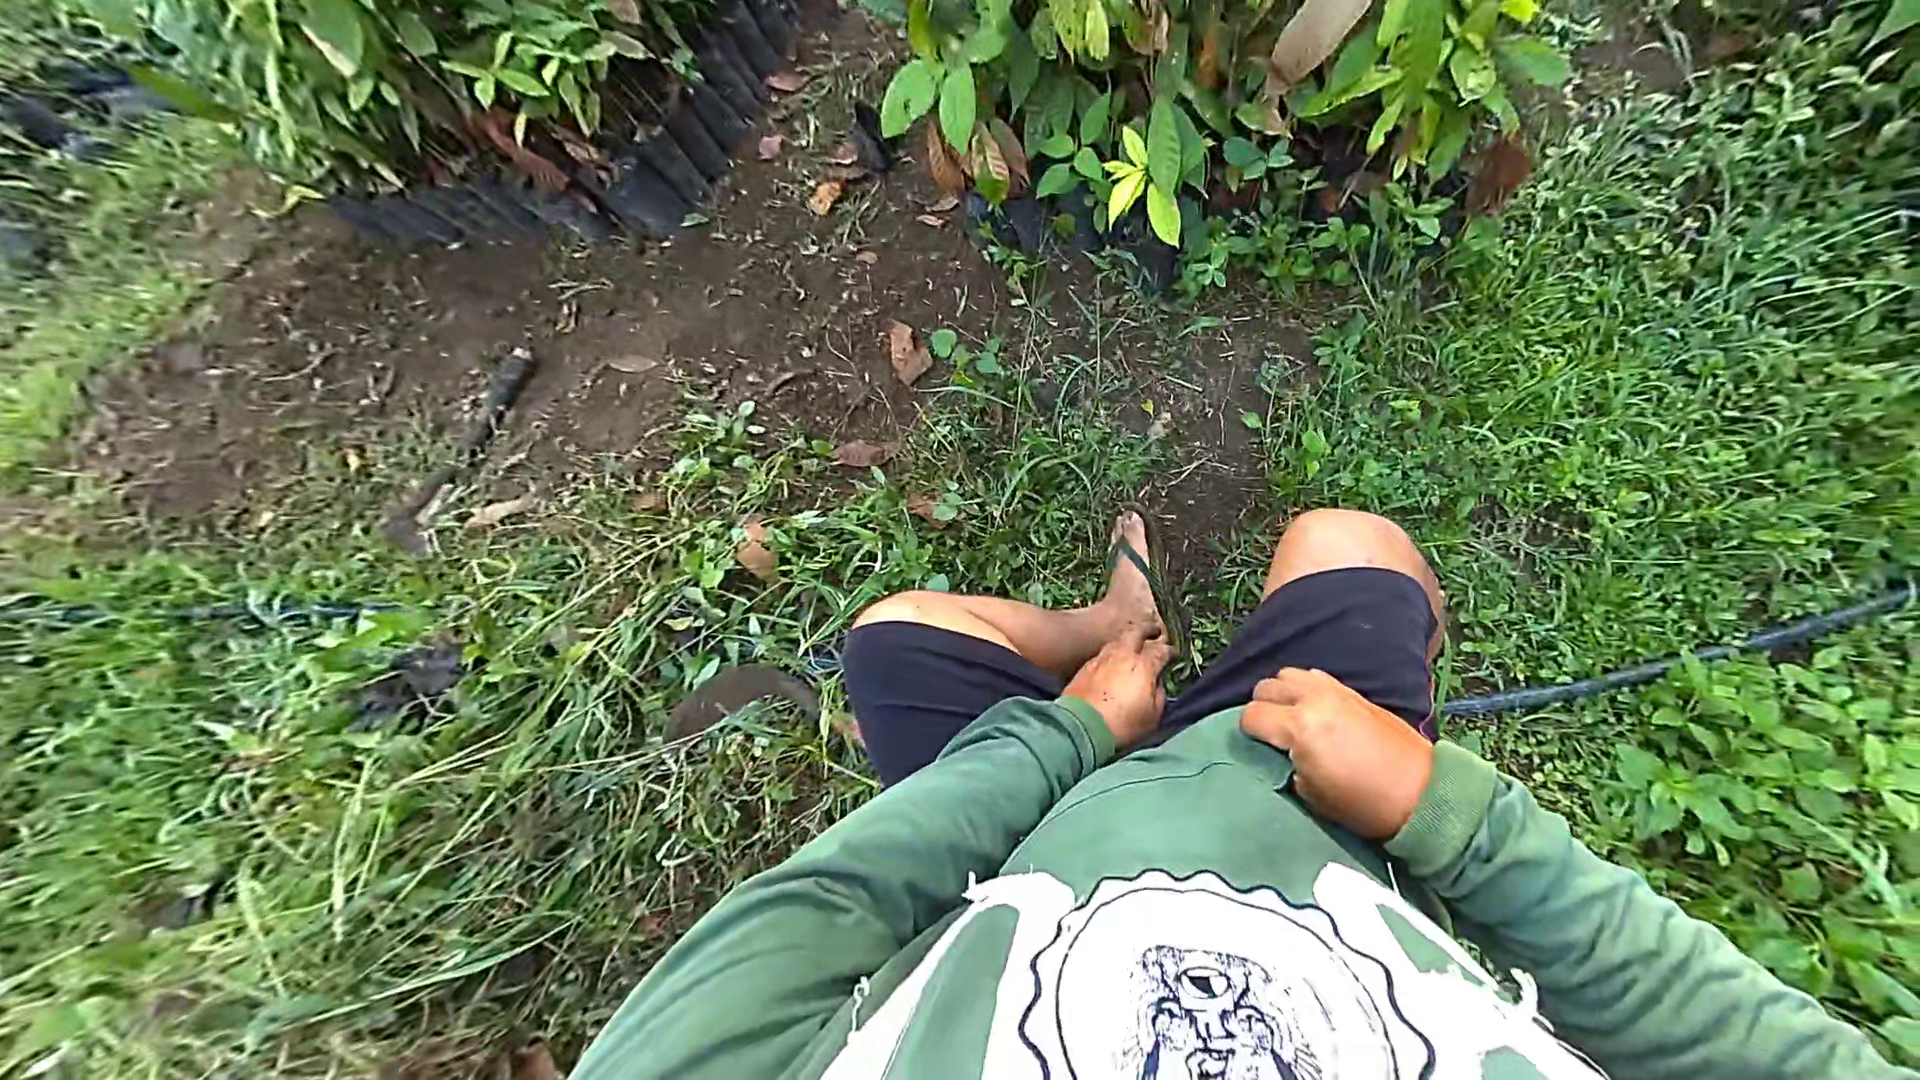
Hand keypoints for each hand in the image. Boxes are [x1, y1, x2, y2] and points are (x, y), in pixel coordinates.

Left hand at [1063, 628, 1171, 747]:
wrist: (1082, 725)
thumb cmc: (1123, 725)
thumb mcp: (1152, 716)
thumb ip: (1158, 694)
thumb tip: (1156, 683)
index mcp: (1143, 666)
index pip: (1161, 651)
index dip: (1169, 651)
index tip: (1173, 654)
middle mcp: (1122, 655)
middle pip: (1136, 632)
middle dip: (1148, 630)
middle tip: (1154, 631)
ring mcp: (1102, 658)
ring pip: (1117, 640)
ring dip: (1127, 640)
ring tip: (1132, 646)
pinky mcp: (1085, 666)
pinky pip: (1103, 653)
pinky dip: (1112, 653)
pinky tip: (1113, 661)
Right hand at [1240, 668, 1433, 839]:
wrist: (1425, 796)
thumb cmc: (1365, 804)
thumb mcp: (1310, 793)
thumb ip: (1284, 761)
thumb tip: (1276, 750)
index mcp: (1300, 726)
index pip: (1251, 715)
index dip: (1248, 732)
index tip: (1257, 747)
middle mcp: (1313, 699)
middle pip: (1264, 687)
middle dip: (1262, 709)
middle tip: (1273, 733)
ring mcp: (1334, 691)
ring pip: (1287, 675)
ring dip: (1282, 693)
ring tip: (1290, 716)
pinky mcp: (1352, 691)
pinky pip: (1313, 676)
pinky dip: (1305, 688)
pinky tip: (1313, 710)